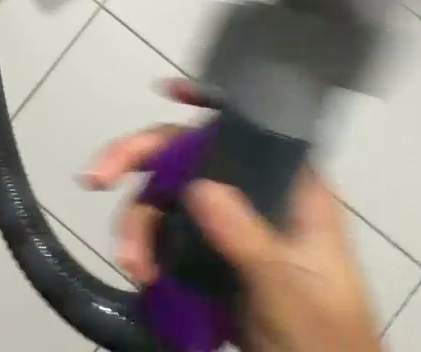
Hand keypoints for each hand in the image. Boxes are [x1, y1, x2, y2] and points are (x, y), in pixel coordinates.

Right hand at [83, 83, 382, 351]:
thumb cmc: (325, 339)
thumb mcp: (290, 292)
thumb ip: (250, 241)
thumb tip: (199, 186)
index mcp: (292, 195)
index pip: (251, 132)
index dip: (209, 104)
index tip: (165, 92)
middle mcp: (255, 199)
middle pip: (185, 157)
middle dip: (135, 162)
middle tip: (96, 178)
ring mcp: (227, 226)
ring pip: (164, 196)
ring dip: (136, 224)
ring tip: (133, 264)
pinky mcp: (205, 254)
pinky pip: (160, 232)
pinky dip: (141, 246)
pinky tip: (139, 271)